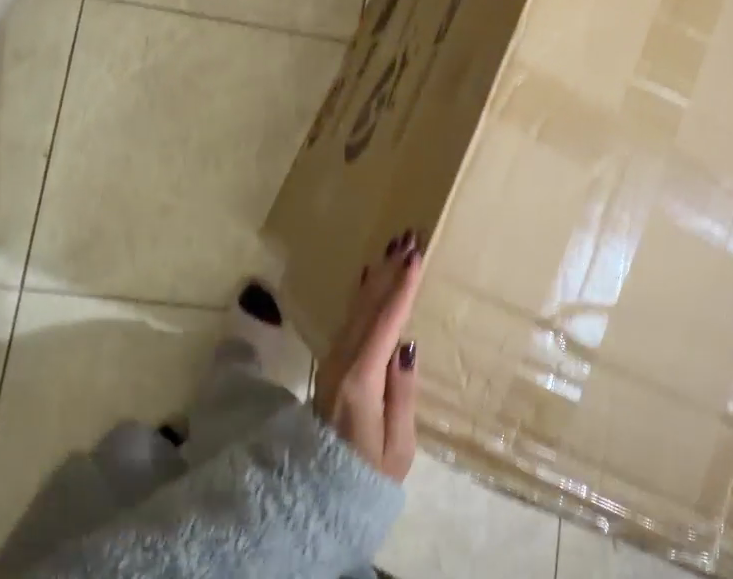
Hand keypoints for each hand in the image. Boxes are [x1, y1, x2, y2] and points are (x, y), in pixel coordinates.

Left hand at [313, 230, 424, 481]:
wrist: (317, 494)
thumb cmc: (367, 475)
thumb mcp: (397, 445)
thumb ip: (402, 394)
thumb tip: (407, 346)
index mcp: (361, 380)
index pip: (385, 324)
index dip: (401, 288)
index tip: (415, 256)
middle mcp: (342, 363)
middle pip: (367, 307)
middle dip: (388, 271)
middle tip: (407, 237)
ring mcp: (333, 362)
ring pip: (356, 309)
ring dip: (376, 277)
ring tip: (393, 249)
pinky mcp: (332, 366)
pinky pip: (349, 320)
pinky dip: (362, 295)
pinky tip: (367, 279)